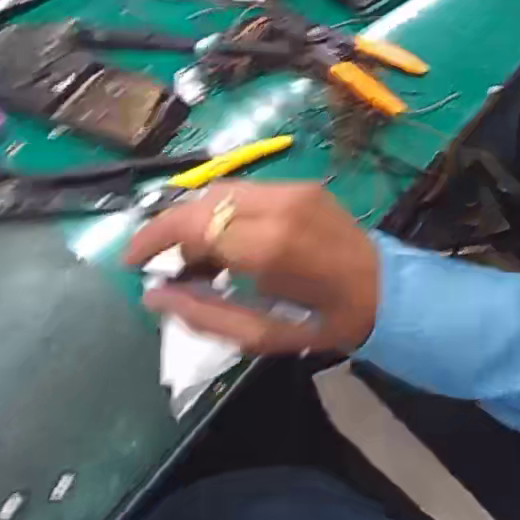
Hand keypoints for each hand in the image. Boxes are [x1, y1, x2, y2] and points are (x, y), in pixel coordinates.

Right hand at [125, 182, 379, 354]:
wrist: (386, 291)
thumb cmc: (324, 323)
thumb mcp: (260, 336)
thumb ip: (202, 314)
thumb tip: (153, 295)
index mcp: (267, 246)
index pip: (191, 224)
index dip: (154, 238)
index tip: (133, 261)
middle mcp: (278, 205)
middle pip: (202, 199)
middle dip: (173, 227)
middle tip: (168, 263)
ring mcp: (293, 188)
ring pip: (222, 189)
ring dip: (199, 216)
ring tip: (199, 256)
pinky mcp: (303, 184)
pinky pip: (247, 190)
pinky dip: (225, 210)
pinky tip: (230, 239)